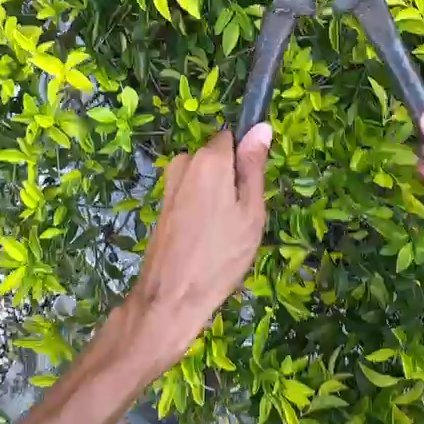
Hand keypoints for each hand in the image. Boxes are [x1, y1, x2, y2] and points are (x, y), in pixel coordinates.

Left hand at [126, 124, 271, 363]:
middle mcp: (184, 162)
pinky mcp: (162, 203)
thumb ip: (254, 167)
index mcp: (209, 159)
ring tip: (222, 234)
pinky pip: (191, 194)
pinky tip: (205, 240)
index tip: (249, 192)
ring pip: (205, 178)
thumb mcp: (251, 212)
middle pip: (217, 159)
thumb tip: (261, 126)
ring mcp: (169, 183)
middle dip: (230, 180)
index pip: (232, 138)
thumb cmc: (220, 255)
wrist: (171, 297)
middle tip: (239, 219)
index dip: (244, 163)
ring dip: (215, 197)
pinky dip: (201, 211)